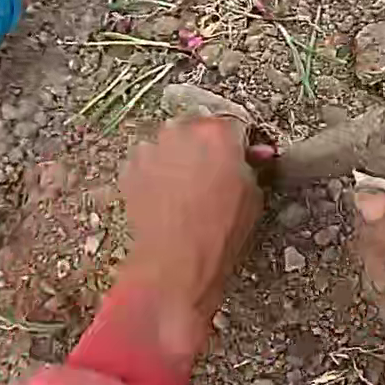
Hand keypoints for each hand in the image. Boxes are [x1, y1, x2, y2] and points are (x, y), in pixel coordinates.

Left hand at [114, 115, 263, 350]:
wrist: (176, 260)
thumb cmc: (218, 230)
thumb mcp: (252, 195)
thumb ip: (251, 166)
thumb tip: (253, 157)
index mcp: (218, 133)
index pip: (235, 124)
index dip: (240, 143)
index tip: (243, 157)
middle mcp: (183, 132)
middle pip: (199, 129)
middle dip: (207, 147)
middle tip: (217, 174)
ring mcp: (153, 149)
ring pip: (172, 144)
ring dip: (180, 157)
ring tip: (190, 189)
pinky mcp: (131, 169)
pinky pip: (150, 161)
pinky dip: (158, 172)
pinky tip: (169, 196)